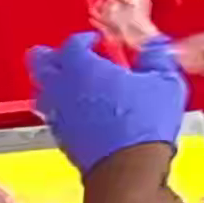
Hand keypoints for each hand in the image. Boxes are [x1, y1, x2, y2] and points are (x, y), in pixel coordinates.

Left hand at [28, 30, 187, 172]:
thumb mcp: (163, 79)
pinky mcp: (58, 133)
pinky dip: (55, 101)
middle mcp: (62, 92)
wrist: (125, 162)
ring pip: (40, 91)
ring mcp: (56, 114)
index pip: (70, 47)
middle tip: (52, 52)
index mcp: (83, 71)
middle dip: (45, 56)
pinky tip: (69, 103)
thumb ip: (155, 58)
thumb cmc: (142, 122)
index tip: (92, 40)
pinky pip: (48, 111)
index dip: (80, 40)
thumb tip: (154, 48)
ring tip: (61, 76)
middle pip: (40, 67)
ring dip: (48, 80)